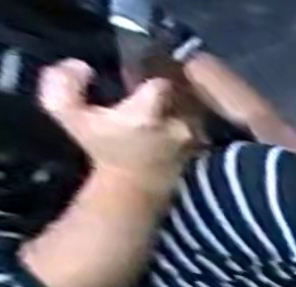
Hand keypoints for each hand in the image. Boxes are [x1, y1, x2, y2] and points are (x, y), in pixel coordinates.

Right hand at [38, 61, 195, 192]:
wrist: (136, 183)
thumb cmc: (101, 146)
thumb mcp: (65, 111)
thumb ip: (64, 82)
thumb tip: (82, 66)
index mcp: (147, 116)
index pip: (162, 85)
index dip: (152, 75)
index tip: (141, 75)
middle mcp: (179, 128)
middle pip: (182, 97)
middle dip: (171, 90)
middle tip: (153, 90)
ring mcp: (196, 140)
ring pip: (195, 111)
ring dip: (183, 105)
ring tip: (166, 104)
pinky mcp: (204, 150)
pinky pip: (202, 126)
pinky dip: (192, 120)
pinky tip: (176, 119)